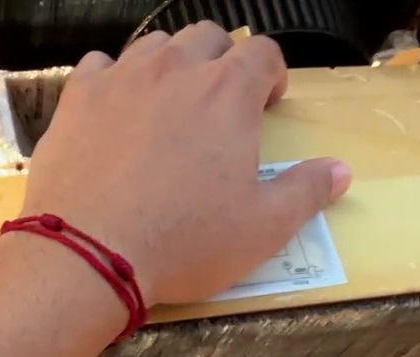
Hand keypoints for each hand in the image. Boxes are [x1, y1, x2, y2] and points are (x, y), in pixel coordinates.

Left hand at [19, 23, 351, 304]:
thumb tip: (341, 170)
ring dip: (169, 68)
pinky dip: (113, 82)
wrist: (91, 254)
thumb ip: (305, 193)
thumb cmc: (184, 245)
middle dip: (220, 64)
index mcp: (228, 93)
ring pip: (154, 47)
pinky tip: (115, 114)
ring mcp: (122, 78)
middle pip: (207, 39)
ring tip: (168, 109)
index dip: (270, 75)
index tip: (267, 104)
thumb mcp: (261, 231)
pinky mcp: (77, 99)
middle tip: (218, 107)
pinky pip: (99, 67)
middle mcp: (176, 69)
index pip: (262, 54)